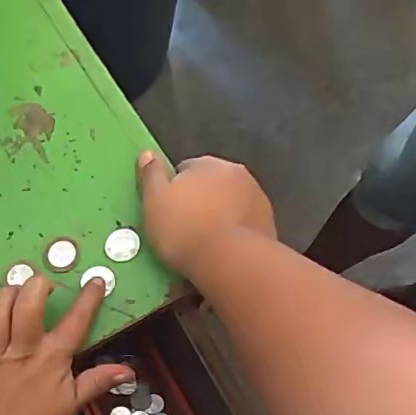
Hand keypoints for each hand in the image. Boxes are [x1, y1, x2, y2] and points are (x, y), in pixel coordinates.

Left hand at [0, 275, 133, 414]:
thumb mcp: (72, 405)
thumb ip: (98, 382)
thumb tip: (128, 371)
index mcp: (51, 360)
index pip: (75, 322)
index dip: (88, 299)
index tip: (96, 281)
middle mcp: (23, 351)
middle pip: (28, 304)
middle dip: (37, 285)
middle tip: (44, 285)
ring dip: (7, 294)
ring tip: (16, 293)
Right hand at [137, 151, 277, 275]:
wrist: (230, 261)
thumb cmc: (184, 229)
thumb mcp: (155, 202)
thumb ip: (150, 176)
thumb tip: (147, 153)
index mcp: (206, 163)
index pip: (185, 170)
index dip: (173, 190)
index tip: (168, 212)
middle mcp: (236, 173)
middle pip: (211, 185)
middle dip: (200, 201)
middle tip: (185, 229)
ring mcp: (256, 197)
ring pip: (230, 204)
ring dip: (219, 216)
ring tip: (205, 243)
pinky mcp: (268, 222)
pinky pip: (244, 224)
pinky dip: (234, 232)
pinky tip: (223, 251)